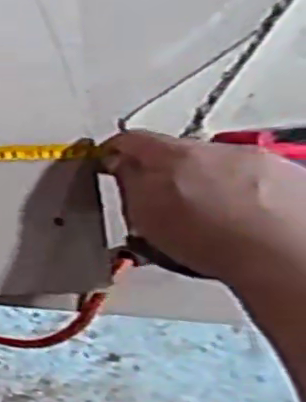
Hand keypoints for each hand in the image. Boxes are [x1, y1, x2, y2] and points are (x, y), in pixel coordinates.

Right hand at [103, 130, 305, 287]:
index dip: (116, 152)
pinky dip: (247, 195)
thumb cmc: (217, 242)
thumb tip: (123, 165)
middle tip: (164, 200)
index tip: (113, 165)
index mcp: (175, 153)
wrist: (289, 262)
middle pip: (181, 152)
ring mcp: (266, 163)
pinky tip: (244, 220)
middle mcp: (222, 150)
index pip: (130, 139)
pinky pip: (258, 180)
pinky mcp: (298, 180)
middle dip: (169, 172)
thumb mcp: (142, 214)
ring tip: (210, 216)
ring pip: (222, 166)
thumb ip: (128, 180)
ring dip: (210, 183)